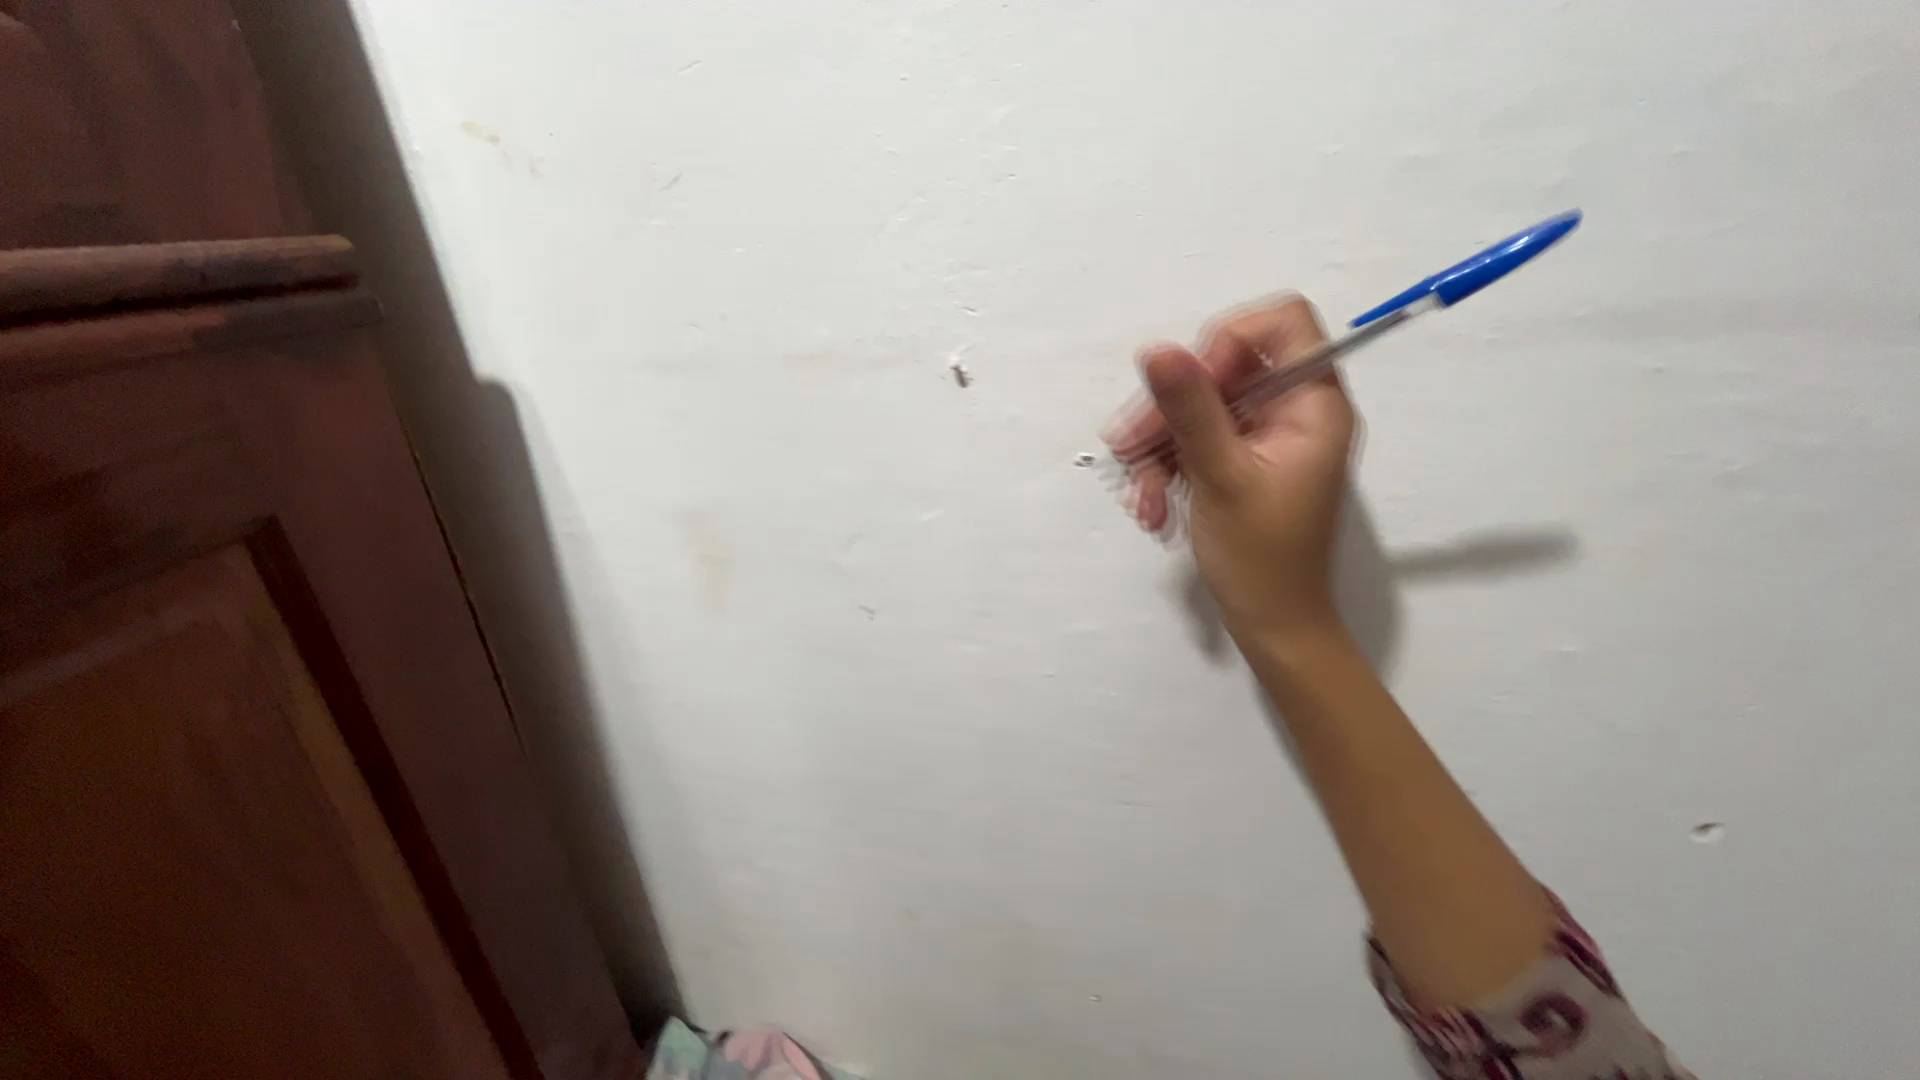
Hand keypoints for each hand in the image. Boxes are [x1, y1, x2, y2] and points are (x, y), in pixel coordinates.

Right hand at [1103, 295, 1356, 644]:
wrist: (1271, 624)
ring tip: (1142, 498)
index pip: (1282, 324)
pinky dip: (1164, 468)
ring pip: (1196, 407)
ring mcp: (1261, 436)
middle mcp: (1290, 410)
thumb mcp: (1220, 478)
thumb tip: (1156, 349)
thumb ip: (1189, 410)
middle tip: (1127, 449)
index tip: (1189, 383)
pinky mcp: (1236, 459)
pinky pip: (1191, 439)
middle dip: (1168, 409)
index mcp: (1312, 405)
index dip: (1228, 339)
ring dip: (1157, 447)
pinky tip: (1152, 507)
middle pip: (1221, 368)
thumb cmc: (1261, 559)